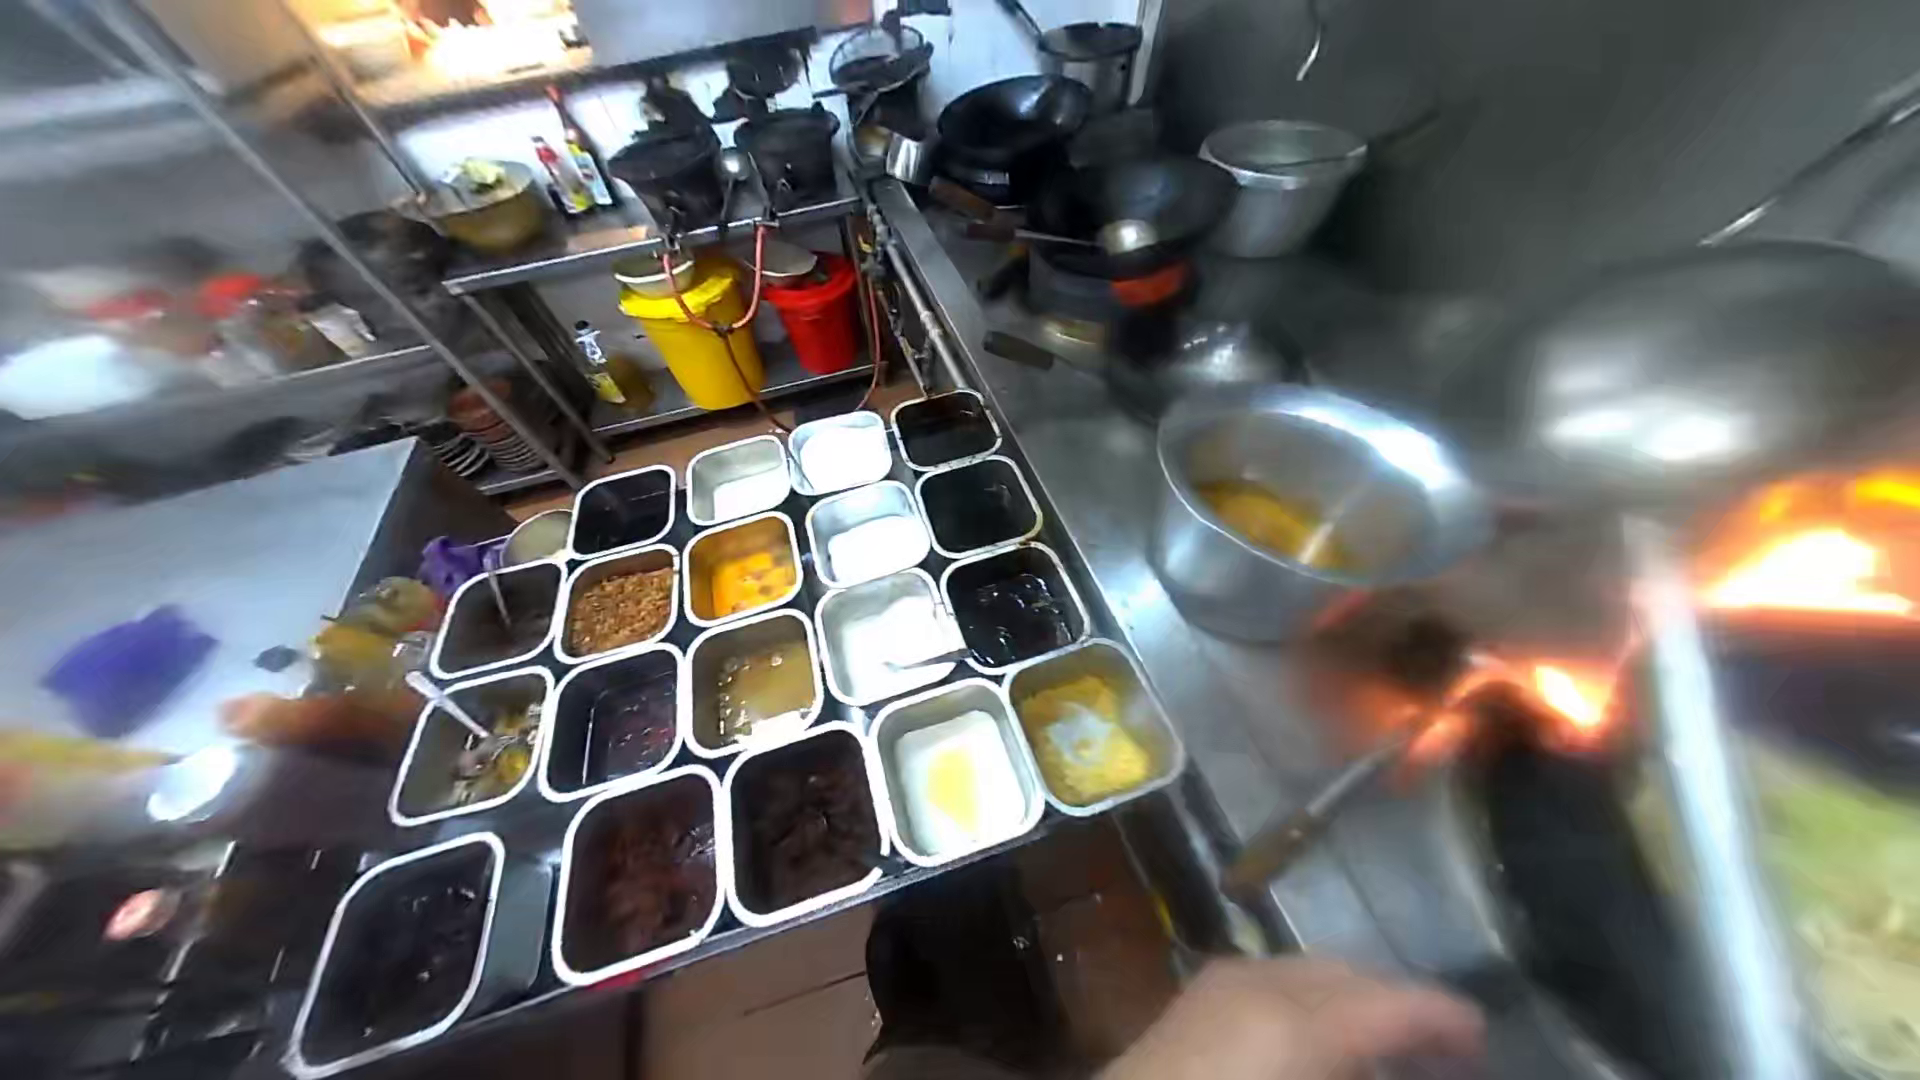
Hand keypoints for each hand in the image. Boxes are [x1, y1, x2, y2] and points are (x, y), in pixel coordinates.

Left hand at [1100, 958, 1484, 1079]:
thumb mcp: (1308, 1071)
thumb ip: (1360, 1066)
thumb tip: (1389, 1066)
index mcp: (1291, 1023)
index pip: (1381, 1002)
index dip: (1436, 1013)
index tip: (1479, 1029)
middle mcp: (1258, 982)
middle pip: (1345, 975)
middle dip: (1396, 1002)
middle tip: (1446, 1045)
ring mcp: (1224, 980)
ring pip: (1308, 972)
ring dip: (1354, 999)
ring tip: (1393, 1043)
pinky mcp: (1203, 991)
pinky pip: (1275, 980)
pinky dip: (1313, 1000)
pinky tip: (1326, 1040)